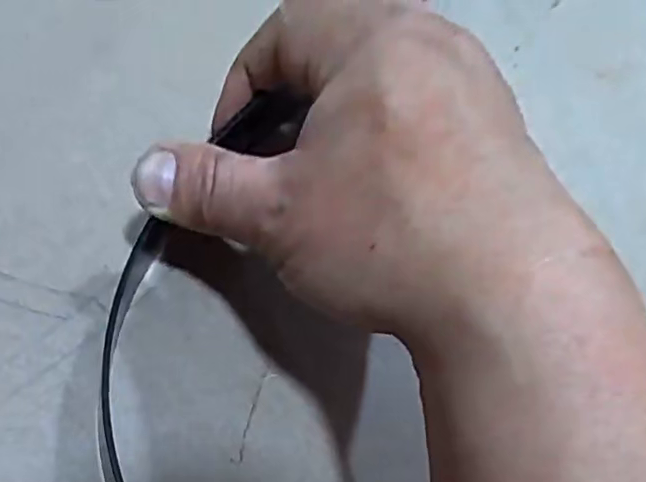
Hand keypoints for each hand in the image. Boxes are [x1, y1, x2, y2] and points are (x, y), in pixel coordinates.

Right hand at [130, 1, 607, 343]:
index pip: (284, 29)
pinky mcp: (490, 132)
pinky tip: (366, 208)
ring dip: (321, 135)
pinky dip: (368, 149)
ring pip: (371, 88)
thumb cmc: (379, 235)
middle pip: (329, 55)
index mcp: (375, 40)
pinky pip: (410, 117)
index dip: (236, 90)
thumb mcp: (273, 214)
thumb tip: (143, 172)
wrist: (502, 288)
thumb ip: (205, 187)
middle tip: (260, 179)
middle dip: (277, 116)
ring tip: (308, 198)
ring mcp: (470, 85)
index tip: (225, 154)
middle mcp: (431, 42)